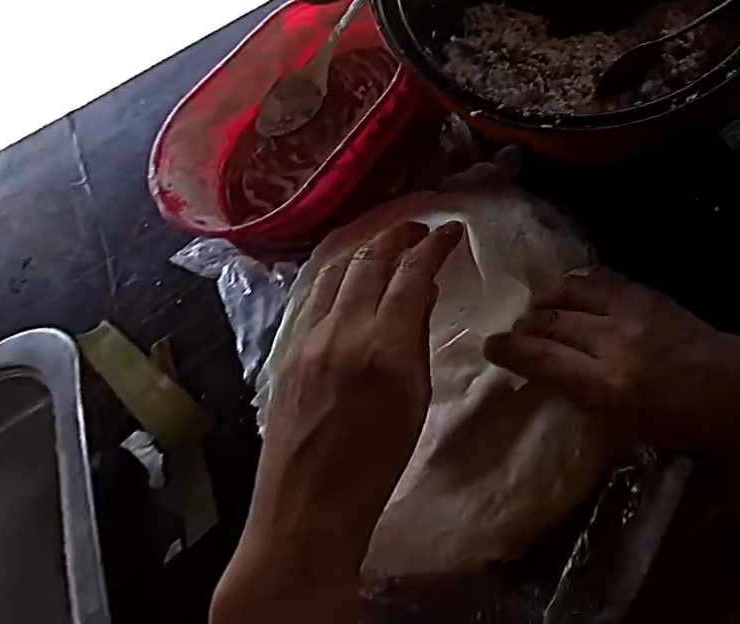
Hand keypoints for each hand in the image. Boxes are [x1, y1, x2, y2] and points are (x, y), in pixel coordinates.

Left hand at [213, 220, 463, 623]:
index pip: (413, 273)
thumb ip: (417, 337)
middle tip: (420, 229)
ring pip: (339, 268)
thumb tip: (423, 292)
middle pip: (372, 257)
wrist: (305, 510)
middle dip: (400, 234)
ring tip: (388, 245)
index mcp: (383, 347)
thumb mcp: (415, 399)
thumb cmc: (376, 464)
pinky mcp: (287, 347)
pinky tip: (352, 276)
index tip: (452, 231)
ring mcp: (308, 335)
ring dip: (368, 248)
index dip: (436, 245)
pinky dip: (340, 273)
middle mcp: (343, 329)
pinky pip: (316, 294)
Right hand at [482, 266, 739, 449]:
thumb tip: (543, 367)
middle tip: (516, 329)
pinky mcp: (642, 291)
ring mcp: (628, 310)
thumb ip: (580, 392)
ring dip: (548, 299)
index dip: (511, 350)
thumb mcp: (624, 423)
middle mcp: (613, 342)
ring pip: (569, 291)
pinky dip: (577, 283)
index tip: (491, 345)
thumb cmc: (678, 419)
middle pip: (551, 323)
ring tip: (542, 307)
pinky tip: (572, 292)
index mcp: (607, 386)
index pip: (543, 360)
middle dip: (526, 325)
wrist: (730, 384)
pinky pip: (597, 276)